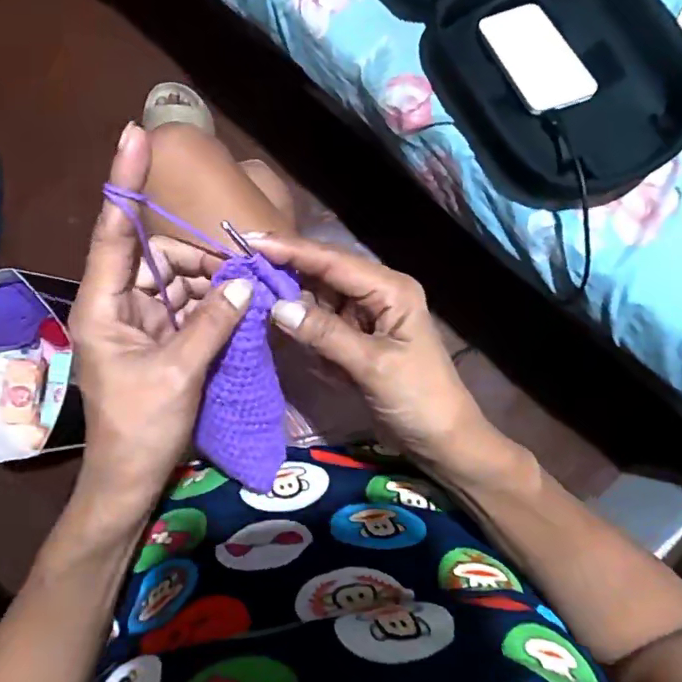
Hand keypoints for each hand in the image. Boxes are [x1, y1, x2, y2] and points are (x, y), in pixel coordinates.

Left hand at [69, 124, 252, 520]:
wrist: (130, 478)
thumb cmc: (140, 428)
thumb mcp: (179, 373)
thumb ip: (213, 322)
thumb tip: (245, 280)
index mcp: (103, 305)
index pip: (112, 231)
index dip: (124, 182)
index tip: (134, 134)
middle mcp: (117, 303)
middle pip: (159, 256)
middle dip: (200, 259)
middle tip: (244, 271)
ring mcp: (139, 320)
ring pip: (179, 280)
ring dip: (212, 284)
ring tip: (247, 297)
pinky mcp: (158, 337)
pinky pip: (188, 305)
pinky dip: (213, 304)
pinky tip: (238, 309)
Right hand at [246, 234, 497, 477]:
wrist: (442, 440)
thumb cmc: (417, 398)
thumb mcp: (372, 365)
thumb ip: (325, 334)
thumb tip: (277, 307)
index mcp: (390, 289)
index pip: (333, 262)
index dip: (291, 250)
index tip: (251, 241)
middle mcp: (376, 294)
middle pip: (322, 273)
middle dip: (284, 268)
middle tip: (240, 262)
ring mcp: (363, 316)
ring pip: (316, 297)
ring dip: (287, 295)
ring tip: (248, 288)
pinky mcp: (353, 338)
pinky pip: (318, 322)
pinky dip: (298, 323)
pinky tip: (272, 319)